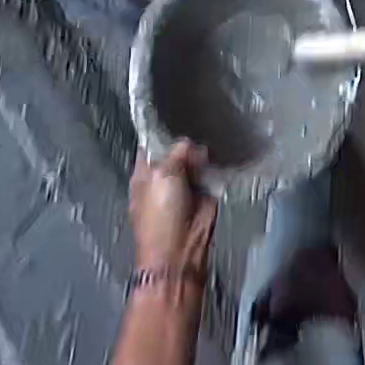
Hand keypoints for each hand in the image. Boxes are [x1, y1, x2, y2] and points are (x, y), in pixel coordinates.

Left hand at [128, 142, 216, 278]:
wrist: (180, 249)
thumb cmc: (161, 214)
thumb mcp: (162, 174)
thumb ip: (176, 151)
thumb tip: (190, 143)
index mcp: (145, 173)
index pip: (152, 144)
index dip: (162, 131)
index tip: (177, 115)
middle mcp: (164, 175)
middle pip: (177, 148)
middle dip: (187, 140)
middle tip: (197, 133)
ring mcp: (185, 183)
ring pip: (196, 157)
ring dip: (203, 152)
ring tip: (210, 143)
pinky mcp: (206, 189)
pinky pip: (212, 169)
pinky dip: (215, 163)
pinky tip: (220, 153)